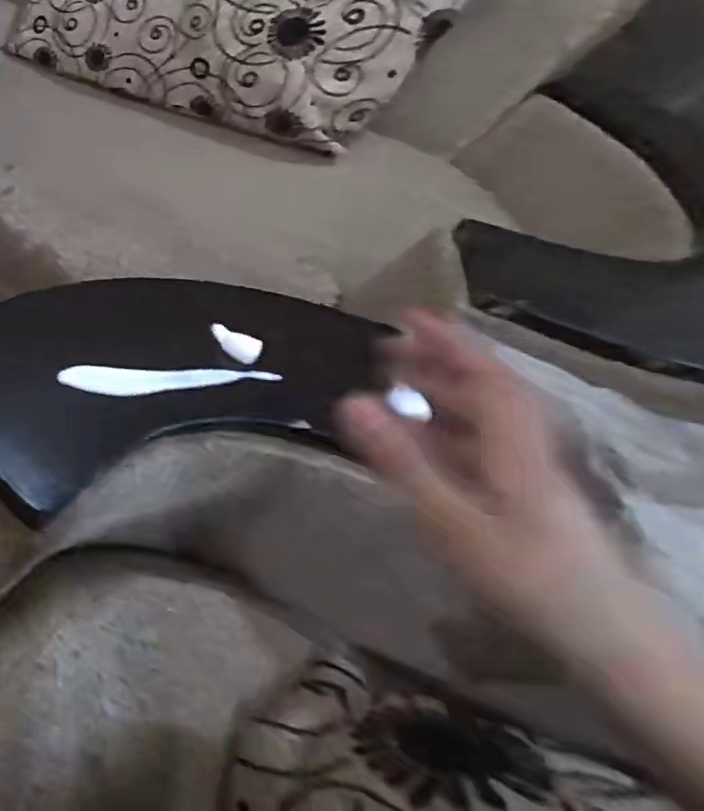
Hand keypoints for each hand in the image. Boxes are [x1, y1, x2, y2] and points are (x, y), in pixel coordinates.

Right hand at [333, 311, 656, 669]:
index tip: (408, 315)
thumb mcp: (452, 517)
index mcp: (517, 451)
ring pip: (482, 421)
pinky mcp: (518, 499)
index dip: (452, 344)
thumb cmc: (527, 576)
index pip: (488, 381)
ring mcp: (525, 479)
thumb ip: (402, 458)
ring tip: (389, 382)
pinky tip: (410, 434)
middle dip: (438, 363)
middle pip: (487, 396)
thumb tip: (350, 400)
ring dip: (438, 394)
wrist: (607, 641)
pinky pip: (475, 447)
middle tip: (383, 347)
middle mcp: (526, 455)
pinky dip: (439, 429)